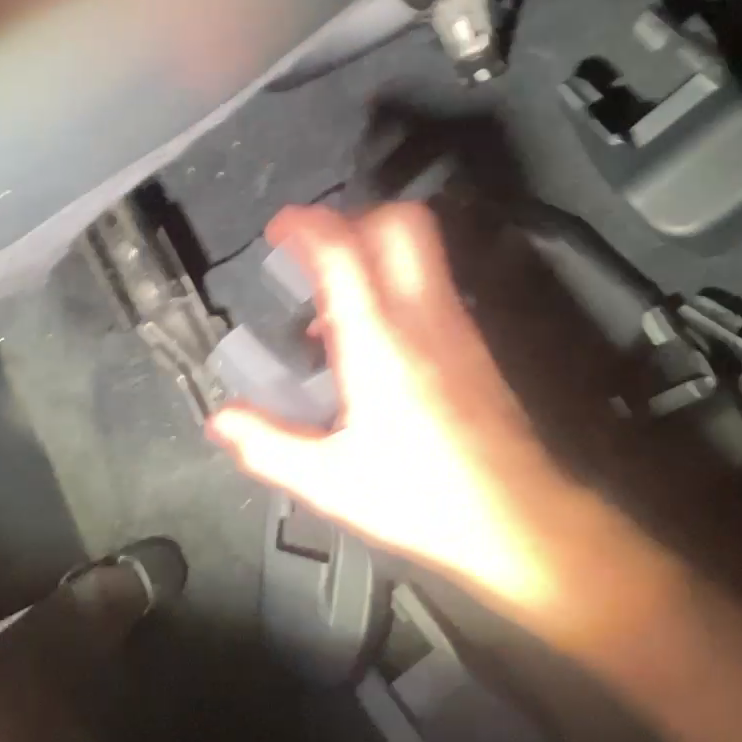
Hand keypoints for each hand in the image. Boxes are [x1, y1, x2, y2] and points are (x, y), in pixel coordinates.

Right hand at [207, 202, 585, 618]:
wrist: (520, 522)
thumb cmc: (422, 499)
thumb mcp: (328, 481)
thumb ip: (267, 445)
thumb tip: (221, 421)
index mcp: (379, 344)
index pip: (344, 251)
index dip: (306, 225)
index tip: (280, 228)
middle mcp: (423, 320)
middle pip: (399, 224)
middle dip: (351, 218)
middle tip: (314, 250)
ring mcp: (456, 328)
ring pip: (422, 250)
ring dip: (374, 250)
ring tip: (333, 297)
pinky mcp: (475, 346)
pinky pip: (433, 285)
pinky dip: (396, 284)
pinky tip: (373, 338)